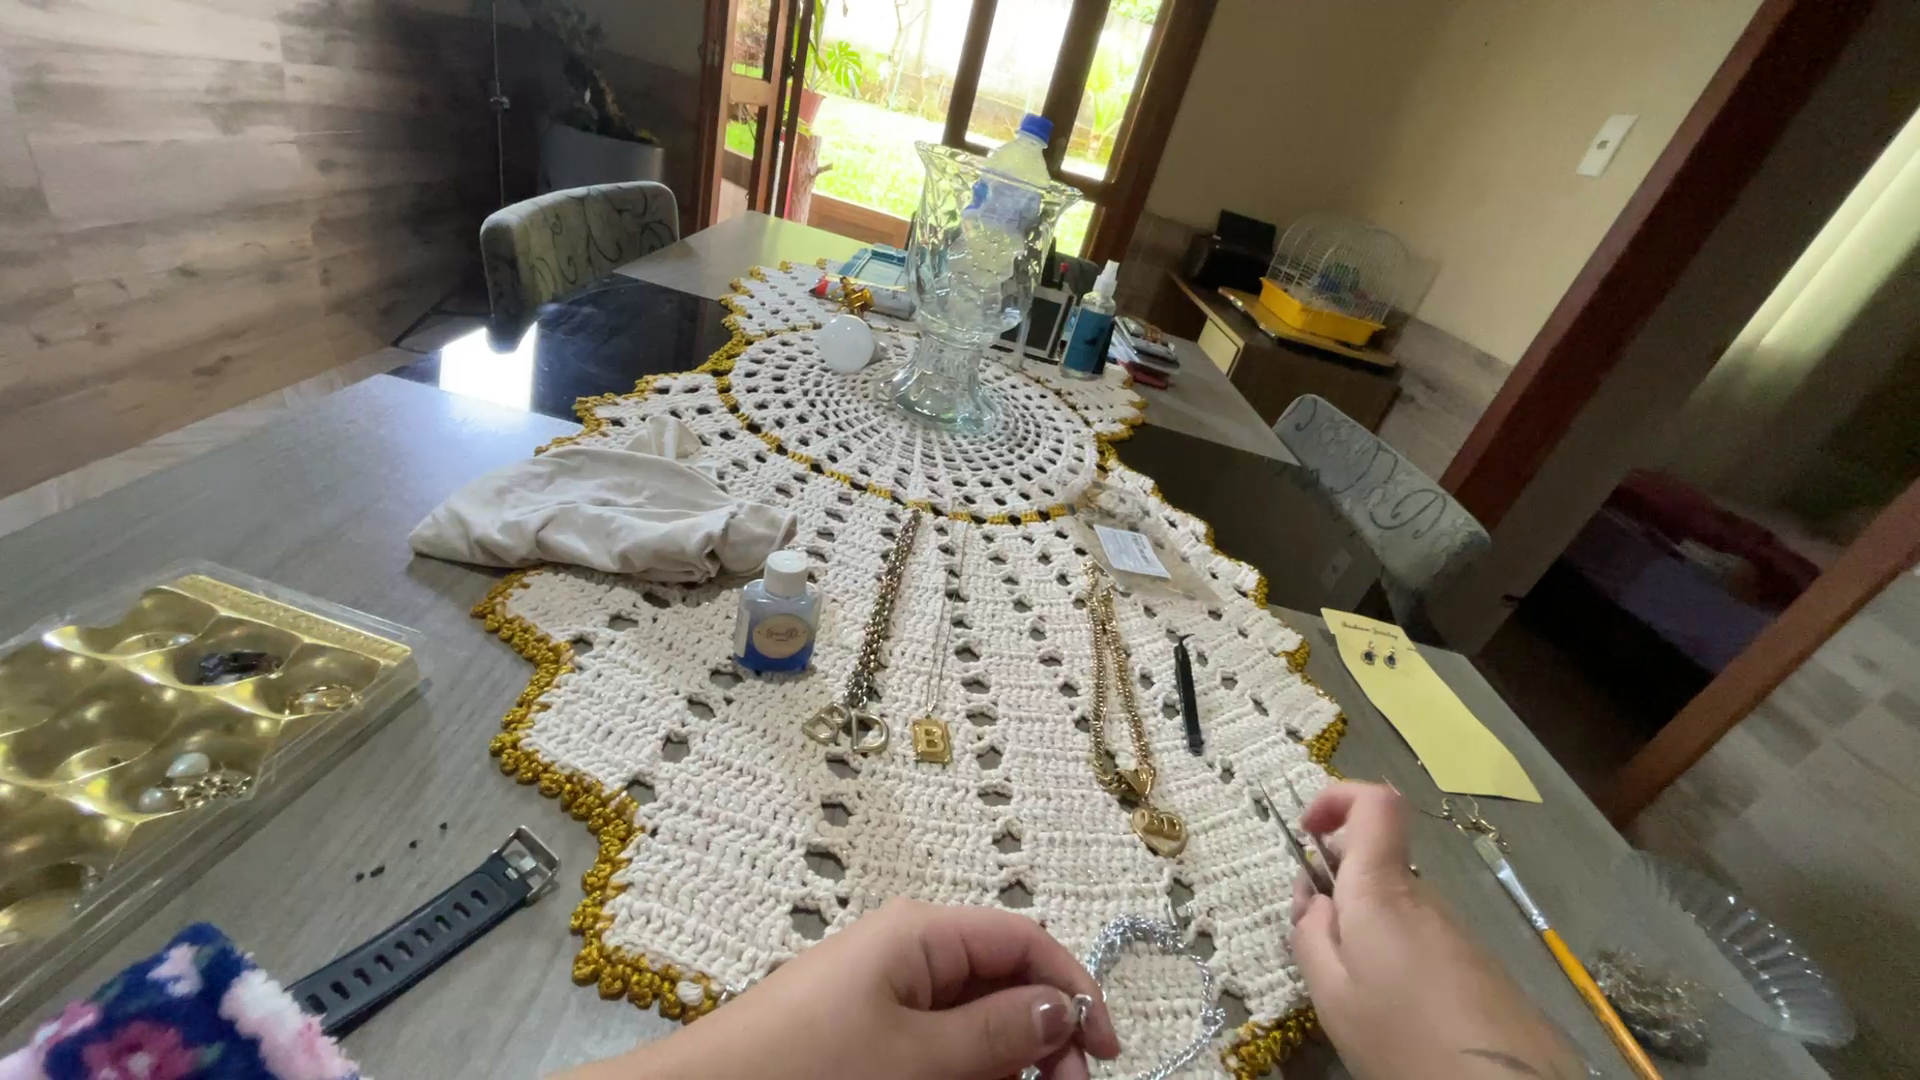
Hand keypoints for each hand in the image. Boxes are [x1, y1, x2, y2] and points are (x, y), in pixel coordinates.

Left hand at [561, 898, 1120, 1079]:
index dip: (1072, 984)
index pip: (1021, 938)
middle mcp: (912, 951)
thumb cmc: (811, 1068)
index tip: (1108, 1049)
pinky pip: (941, 1043)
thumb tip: (1063, 1006)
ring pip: (976, 1020)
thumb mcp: (917, 1057)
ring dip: (1008, 1061)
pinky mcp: (873, 1031)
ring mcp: (891, 993)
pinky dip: (968, 1070)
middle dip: (1044, 1033)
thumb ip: (997, 1032)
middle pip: (1003, 980)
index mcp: (923, 933)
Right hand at [1291, 783, 1585, 1079]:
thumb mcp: (1330, 994)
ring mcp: (1457, 933)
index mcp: (1381, 890)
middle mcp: (1423, 898)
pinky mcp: (1481, 968)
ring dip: (1366, 929)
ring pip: (1395, 906)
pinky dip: (1397, 957)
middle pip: (1374, 863)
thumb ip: (1309, 934)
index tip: (1308, 831)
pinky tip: (1398, 1010)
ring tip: (1357, 990)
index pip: (1375, 802)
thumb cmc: (1405, 1041)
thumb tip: (1316, 902)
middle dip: (1337, 887)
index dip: (1337, 798)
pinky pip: (1423, 939)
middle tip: (1318, 943)